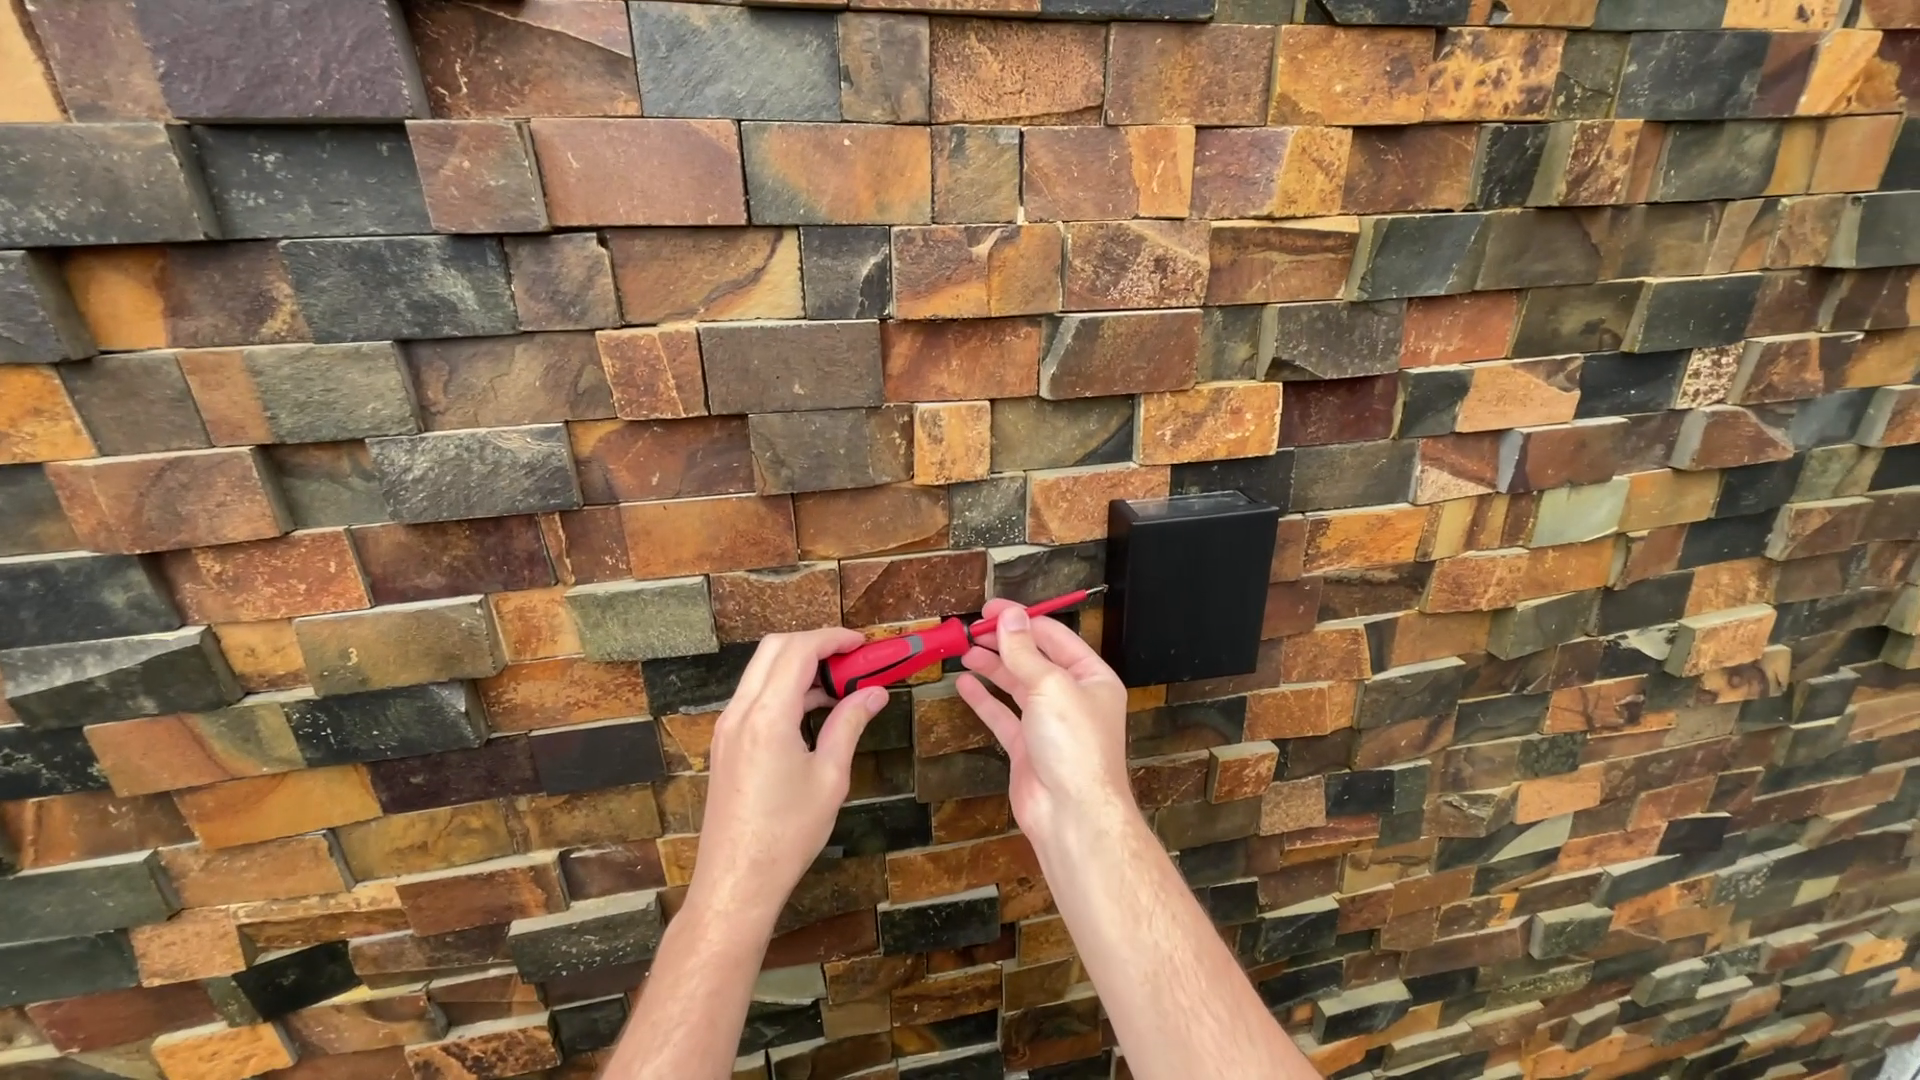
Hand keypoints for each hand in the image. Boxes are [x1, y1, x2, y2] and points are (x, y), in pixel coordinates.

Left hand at [692, 628, 889, 926]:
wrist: (736, 881)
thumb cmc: (788, 834)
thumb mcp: (830, 777)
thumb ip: (850, 725)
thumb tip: (875, 692)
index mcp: (767, 716)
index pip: (798, 651)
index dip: (833, 638)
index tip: (863, 644)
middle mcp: (740, 712)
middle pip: (774, 649)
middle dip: (814, 643)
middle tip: (851, 658)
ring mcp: (727, 727)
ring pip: (761, 670)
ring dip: (798, 666)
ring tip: (840, 685)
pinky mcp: (725, 743)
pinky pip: (754, 696)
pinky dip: (783, 688)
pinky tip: (813, 710)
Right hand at [958, 600, 1132, 845]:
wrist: (1071, 814)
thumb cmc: (1074, 747)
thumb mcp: (1050, 686)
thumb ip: (1024, 651)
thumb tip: (1009, 616)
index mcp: (1091, 678)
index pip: (1054, 637)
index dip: (1022, 620)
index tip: (990, 609)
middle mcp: (1072, 697)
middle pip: (1034, 659)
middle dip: (1003, 642)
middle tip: (971, 629)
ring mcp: (1048, 723)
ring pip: (1016, 685)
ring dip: (992, 666)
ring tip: (964, 650)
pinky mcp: (1027, 747)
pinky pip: (1002, 715)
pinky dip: (984, 698)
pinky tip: (965, 683)